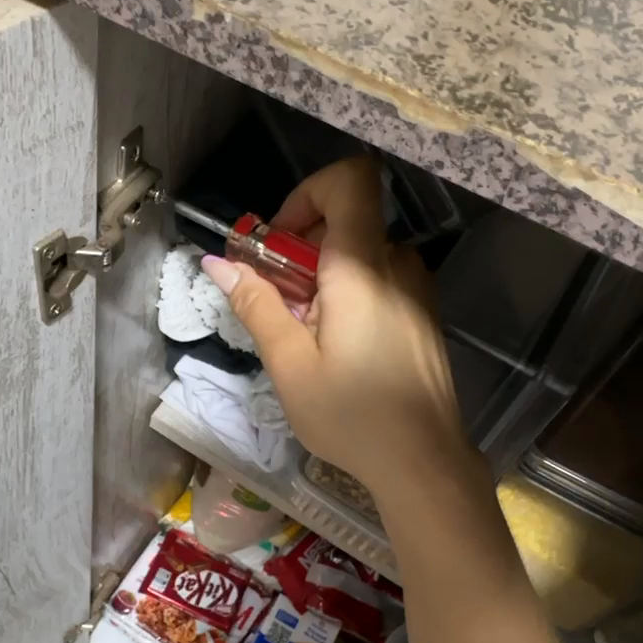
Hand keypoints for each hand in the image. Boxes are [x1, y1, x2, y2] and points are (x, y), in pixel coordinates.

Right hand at [204, 156, 465, 495]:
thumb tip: (218, 264)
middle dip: (300, 250)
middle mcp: (397, 264)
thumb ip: (256, 305)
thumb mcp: (290, 365)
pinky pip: (378, 279)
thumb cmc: (351, 415)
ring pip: (360, 254)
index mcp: (362, 267)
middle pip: (346, 221)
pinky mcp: (421, 312)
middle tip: (277, 304)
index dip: (307, 194)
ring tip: (303, 335)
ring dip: (321, 277)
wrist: (424, 461)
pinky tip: (335, 347)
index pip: (349, 181)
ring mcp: (416, 288)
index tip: (278, 242)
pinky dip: (346, 294)